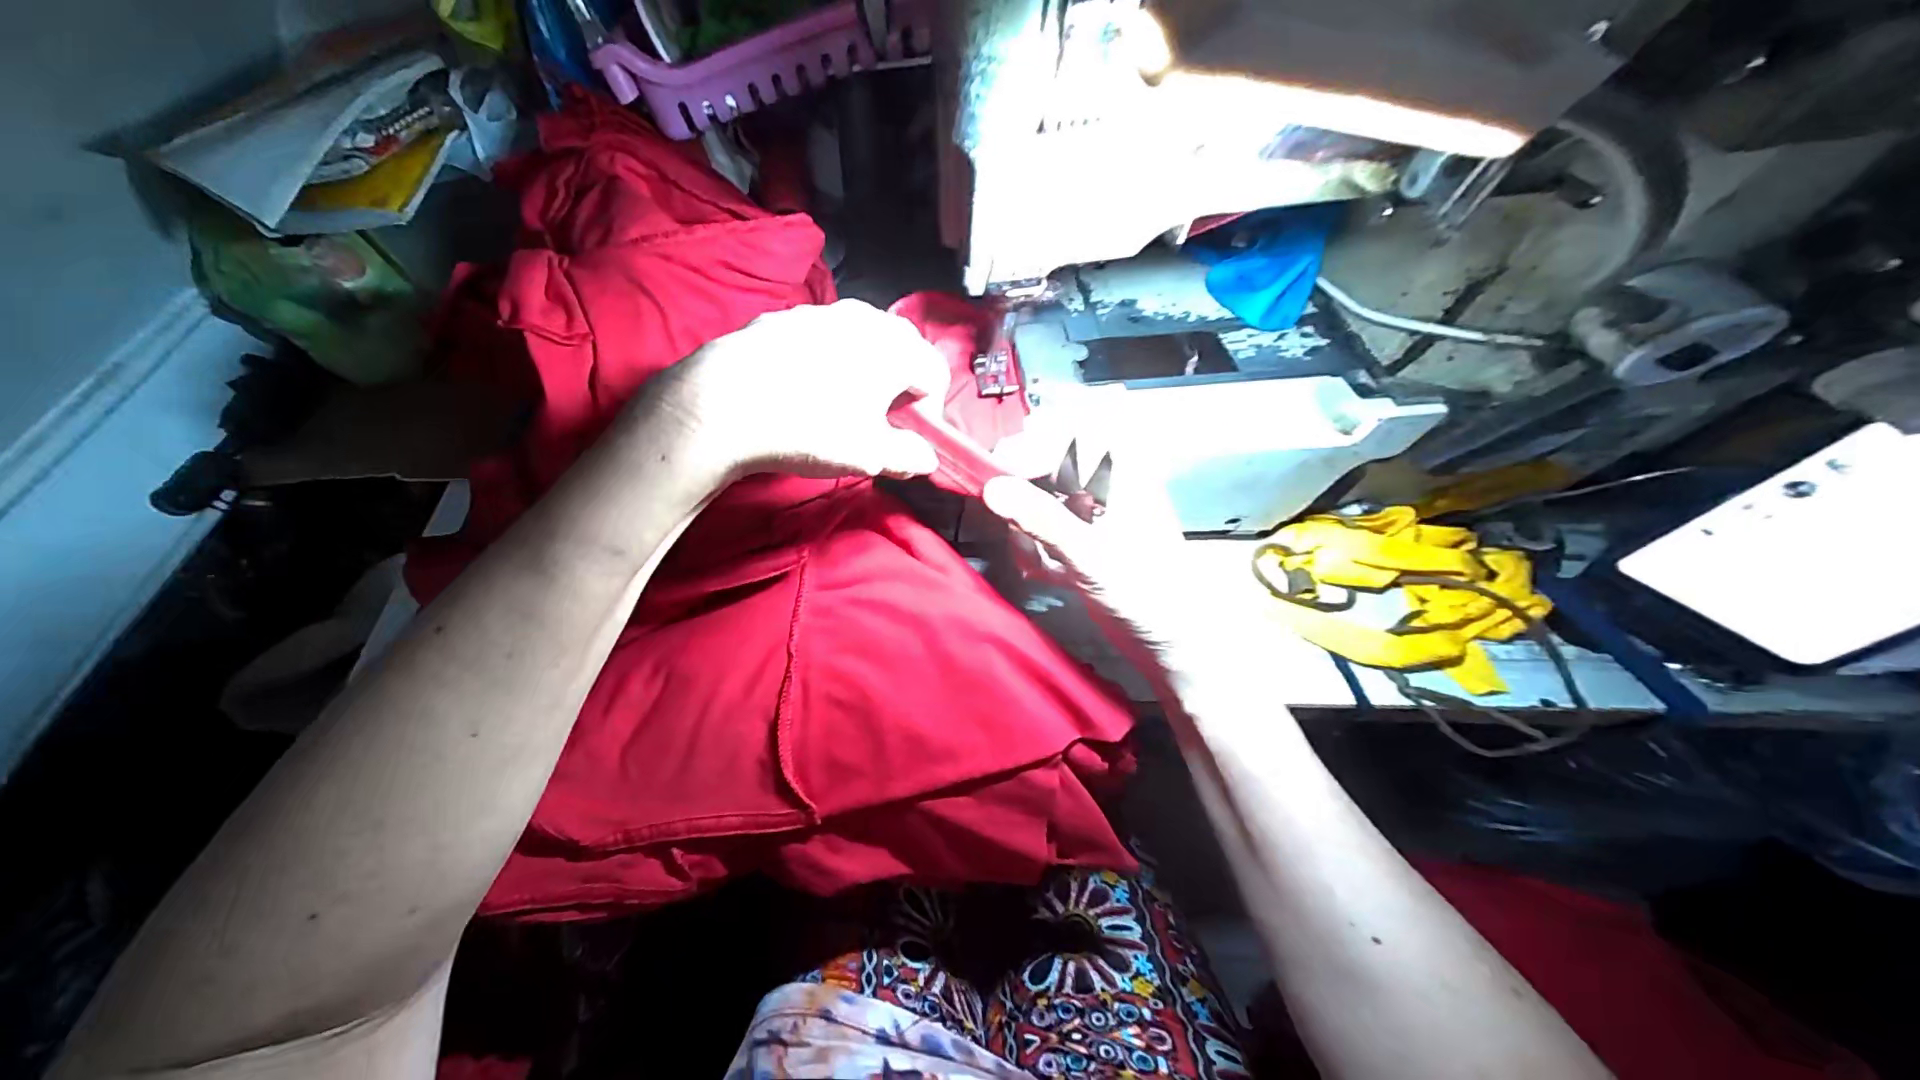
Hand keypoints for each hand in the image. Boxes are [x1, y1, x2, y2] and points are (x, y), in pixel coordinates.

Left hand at [665, 300, 949, 479]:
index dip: (930, 409)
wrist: (722, 404)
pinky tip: (801, 387)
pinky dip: (825, 358)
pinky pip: (821, 336)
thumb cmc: (811, 429)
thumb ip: (910, 456)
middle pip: (902, 347)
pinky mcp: (782, 318)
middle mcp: (864, 318)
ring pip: (860, 337)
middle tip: (880, 417)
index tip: (910, 436)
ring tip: (840, 402)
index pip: (935, 372)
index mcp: (895, 348)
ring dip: (864, 367)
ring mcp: (820, 312)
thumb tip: (926, 458)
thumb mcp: (870, 455)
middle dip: (901, 382)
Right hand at [981, 449, 1240, 679]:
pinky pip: (1042, 528)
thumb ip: (1040, 518)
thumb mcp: (1090, 555)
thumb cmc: (1147, 593)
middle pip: (1041, 464)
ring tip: (1034, 561)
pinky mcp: (1083, 538)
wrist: (1175, 643)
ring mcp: (1093, 510)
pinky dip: (1035, 549)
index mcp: (1120, 467)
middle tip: (1016, 529)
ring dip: (1026, 530)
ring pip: (1037, 499)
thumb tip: (990, 488)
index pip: (1061, 434)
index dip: (1022, 452)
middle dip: (1021, 498)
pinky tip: (1042, 573)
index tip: (993, 483)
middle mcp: (1104, 480)